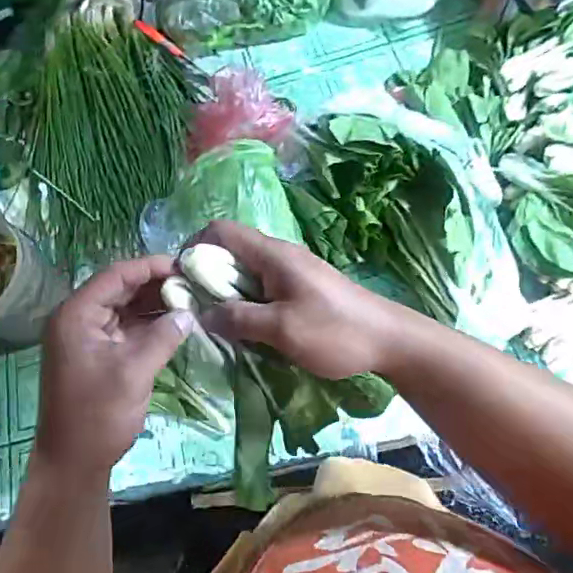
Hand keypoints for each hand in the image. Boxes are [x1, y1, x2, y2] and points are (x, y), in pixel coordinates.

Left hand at [34, 255, 192, 475]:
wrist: (72, 462)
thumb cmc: (98, 415)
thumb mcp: (134, 372)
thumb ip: (162, 337)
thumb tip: (188, 313)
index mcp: (76, 315)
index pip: (116, 275)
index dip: (151, 266)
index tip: (185, 265)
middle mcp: (78, 320)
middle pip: (119, 289)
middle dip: (156, 285)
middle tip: (194, 283)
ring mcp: (86, 338)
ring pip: (124, 309)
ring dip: (154, 305)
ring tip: (191, 300)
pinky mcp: (96, 356)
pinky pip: (124, 330)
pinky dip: (148, 326)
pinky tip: (175, 324)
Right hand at [194, 221, 411, 379]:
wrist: (391, 341)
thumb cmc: (336, 331)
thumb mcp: (281, 329)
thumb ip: (239, 319)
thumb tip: (202, 314)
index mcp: (273, 254)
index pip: (220, 230)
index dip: (193, 248)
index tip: (181, 280)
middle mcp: (280, 256)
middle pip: (230, 253)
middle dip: (206, 277)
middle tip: (195, 310)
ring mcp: (293, 273)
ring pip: (246, 274)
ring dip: (227, 295)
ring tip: (218, 324)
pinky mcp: (302, 290)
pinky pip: (263, 289)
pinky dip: (248, 304)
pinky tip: (248, 330)